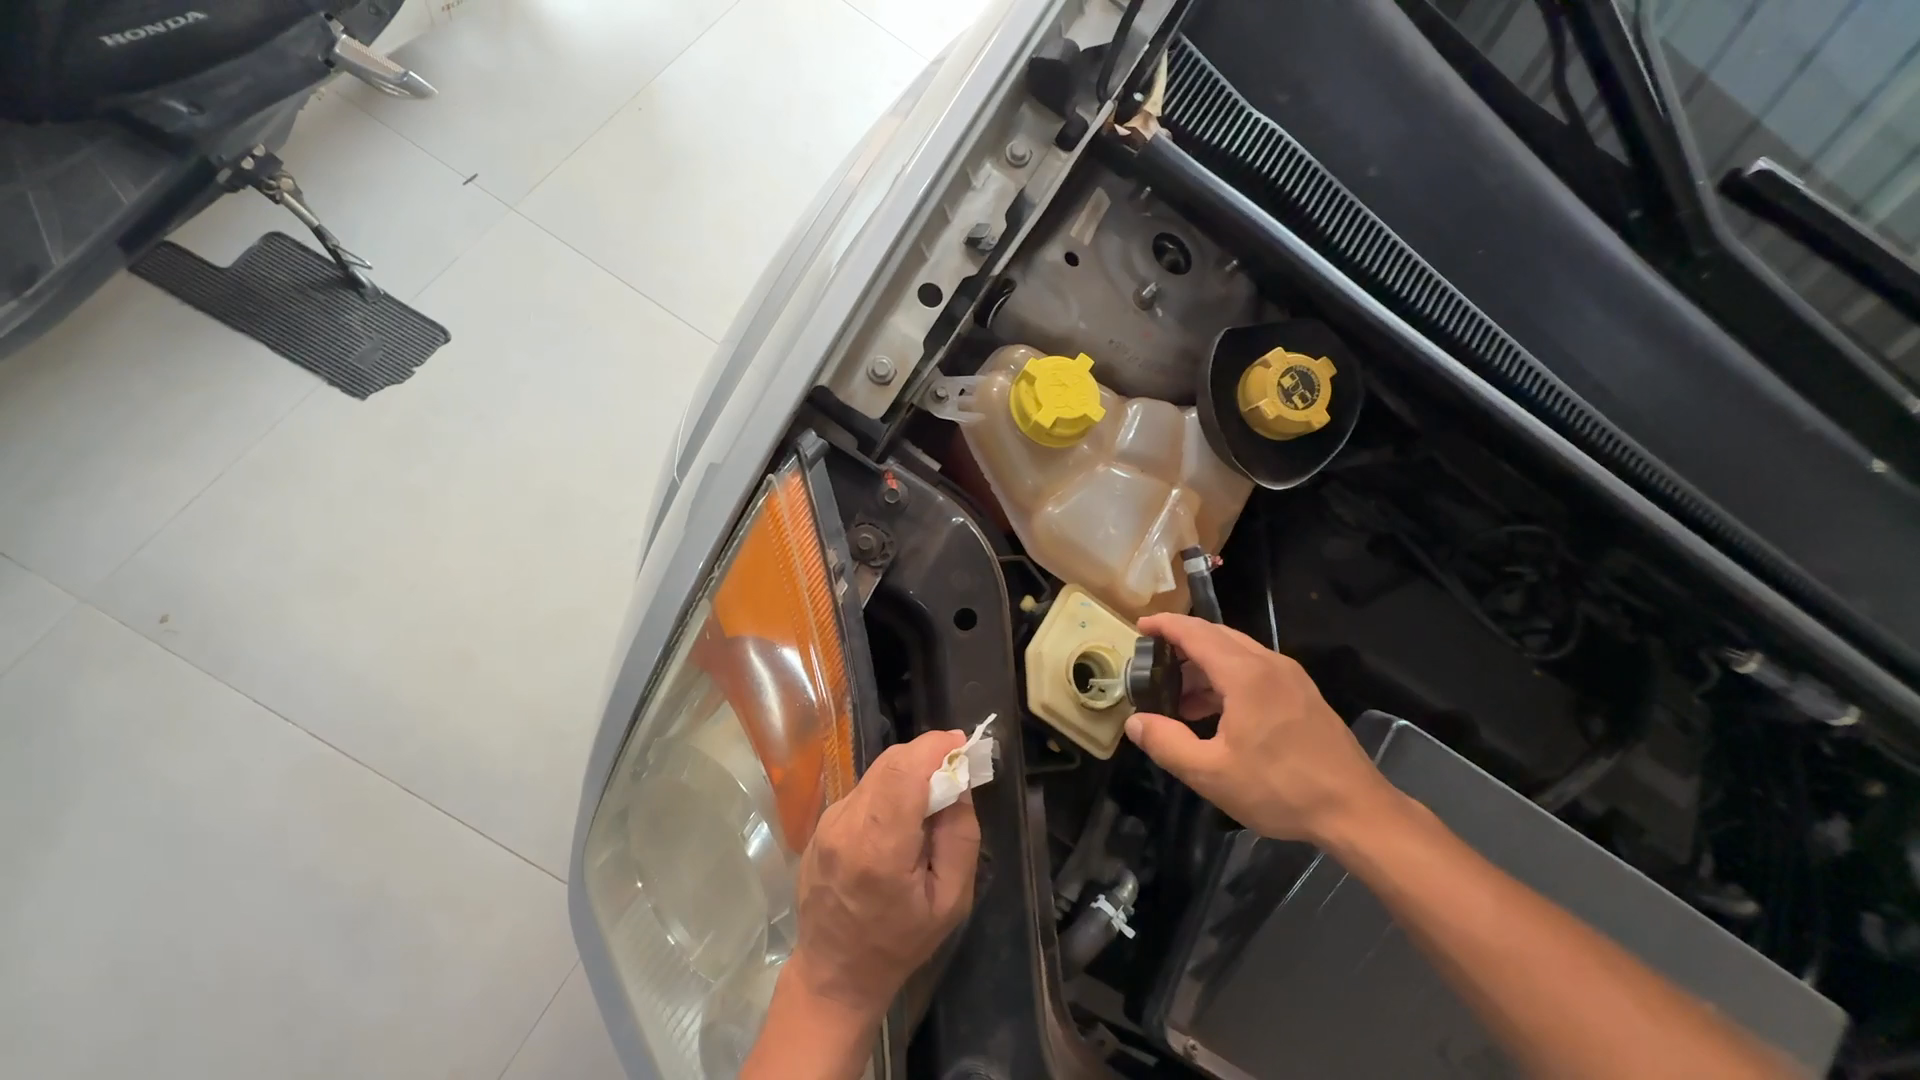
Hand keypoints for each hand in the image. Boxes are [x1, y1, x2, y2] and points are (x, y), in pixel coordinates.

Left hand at [787, 728, 981, 1019]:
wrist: (835, 974)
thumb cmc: (900, 943)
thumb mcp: (951, 900)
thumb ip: (960, 836)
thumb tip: (958, 781)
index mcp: (879, 849)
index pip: (903, 771)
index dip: (934, 748)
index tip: (962, 744)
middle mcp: (845, 827)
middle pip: (889, 763)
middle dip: (925, 756)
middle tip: (954, 772)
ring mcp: (827, 824)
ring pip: (875, 773)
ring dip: (907, 774)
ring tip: (929, 804)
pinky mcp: (819, 826)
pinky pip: (862, 792)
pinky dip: (887, 792)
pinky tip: (899, 822)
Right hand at [1124, 614, 1402, 845]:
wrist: (1355, 810)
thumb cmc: (1280, 789)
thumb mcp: (1211, 773)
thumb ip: (1166, 744)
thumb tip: (1135, 722)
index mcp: (1245, 674)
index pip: (1196, 633)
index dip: (1165, 626)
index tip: (1139, 627)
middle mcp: (1270, 664)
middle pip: (1217, 637)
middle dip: (1182, 645)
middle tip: (1152, 664)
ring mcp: (1291, 678)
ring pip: (1238, 654)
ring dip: (1204, 666)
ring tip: (1178, 697)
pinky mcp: (1303, 696)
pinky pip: (1255, 671)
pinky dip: (1227, 678)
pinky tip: (1215, 712)